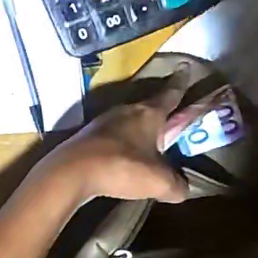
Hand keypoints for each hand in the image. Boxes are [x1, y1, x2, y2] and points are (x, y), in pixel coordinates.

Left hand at [36, 69, 199, 204]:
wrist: (72, 172)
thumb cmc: (122, 167)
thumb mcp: (159, 182)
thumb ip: (177, 185)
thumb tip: (182, 189)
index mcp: (148, 113)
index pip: (171, 93)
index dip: (181, 83)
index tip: (185, 68)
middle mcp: (126, 110)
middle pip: (148, 108)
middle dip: (159, 113)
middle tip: (170, 120)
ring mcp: (103, 122)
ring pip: (128, 122)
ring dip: (138, 130)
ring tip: (146, 145)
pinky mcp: (87, 136)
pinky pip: (112, 137)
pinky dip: (120, 145)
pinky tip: (122, 158)